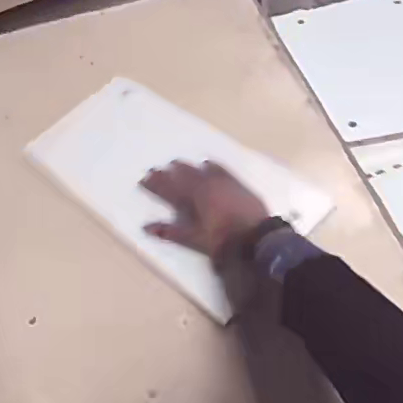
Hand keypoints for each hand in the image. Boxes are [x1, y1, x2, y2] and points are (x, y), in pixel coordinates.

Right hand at [140, 160, 268, 259]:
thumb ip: (171, 231)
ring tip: (176, 163)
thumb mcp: (195, 239)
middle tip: (156, 169)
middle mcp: (205, 186)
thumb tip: (146, 227)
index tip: (143, 178)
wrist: (258, 237)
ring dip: (187, 167)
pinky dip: (211, 165)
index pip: (169, 189)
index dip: (155, 184)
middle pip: (182, 176)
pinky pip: (221, 169)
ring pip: (200, 170)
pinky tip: (207, 163)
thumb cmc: (224, 240)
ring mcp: (222, 183)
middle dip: (168, 173)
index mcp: (193, 199)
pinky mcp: (236, 184)